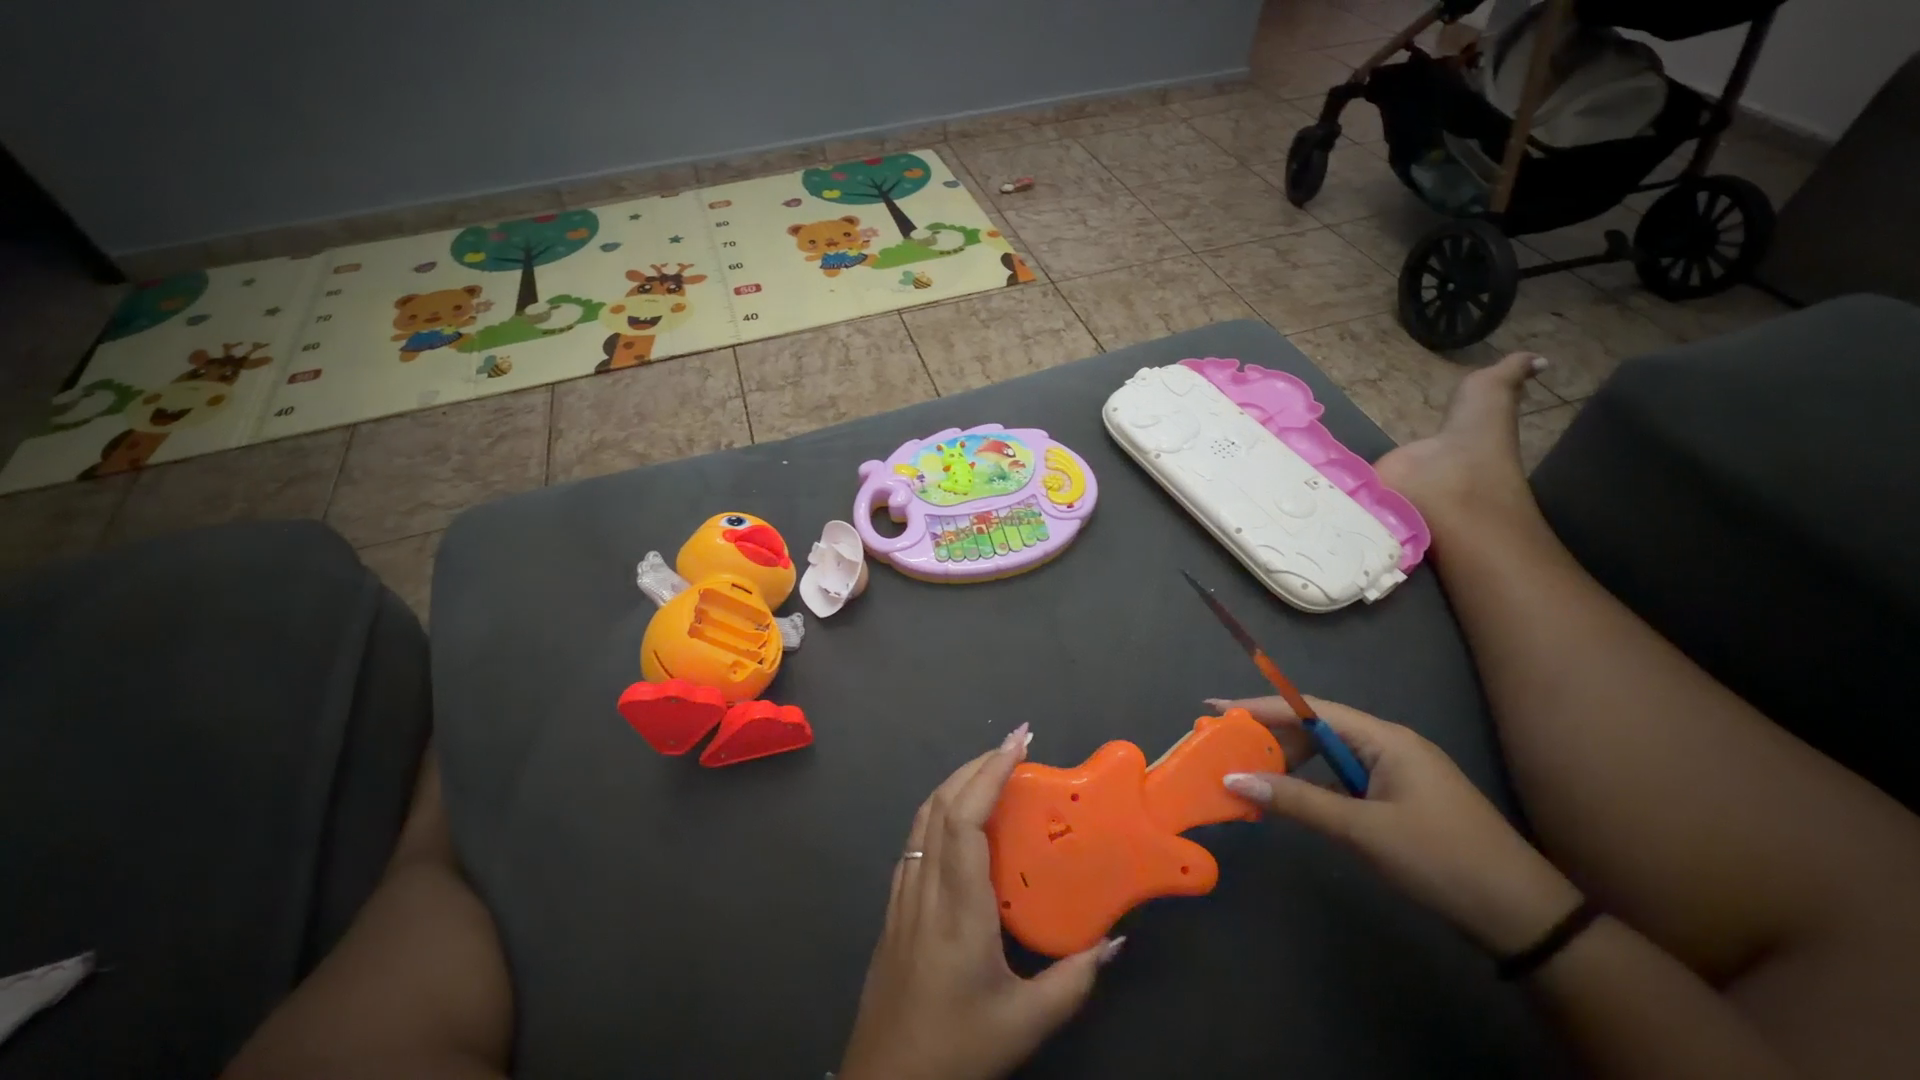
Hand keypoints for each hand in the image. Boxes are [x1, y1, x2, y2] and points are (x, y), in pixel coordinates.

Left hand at [839, 724, 1122, 1079]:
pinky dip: (939, 816)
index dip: (988, 773)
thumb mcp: (1025, 1024)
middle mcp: (924, 892)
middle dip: (974, 766)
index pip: (964, 820)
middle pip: (938, 807)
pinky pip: (914, 845)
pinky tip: (961, 827)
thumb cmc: (955, 1051)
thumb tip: (1114, 941)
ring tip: (992, 774)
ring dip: (954, 786)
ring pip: (920, 822)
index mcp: (957, 910)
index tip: (1018, 742)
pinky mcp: (893, 915)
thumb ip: (1073, 980)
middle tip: (1014, 747)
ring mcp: (901, 901)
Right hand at [1215, 696, 1582, 954]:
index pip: (1310, 709)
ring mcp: (1396, 773)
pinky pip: (1342, 780)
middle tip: (1222, 747)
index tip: (1216, 707)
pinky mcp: (1398, 800)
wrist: (1518, 913)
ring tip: (1245, 774)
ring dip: (1288, 763)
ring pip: (1328, 755)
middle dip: (1270, 735)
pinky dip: (1310, 786)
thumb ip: (1297, 801)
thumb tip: (1234, 780)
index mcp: (1385, 738)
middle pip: (1317, 727)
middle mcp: (1388, 745)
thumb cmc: (1440, 860)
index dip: (1260, 706)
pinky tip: (1286, 800)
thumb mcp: (1362, 830)